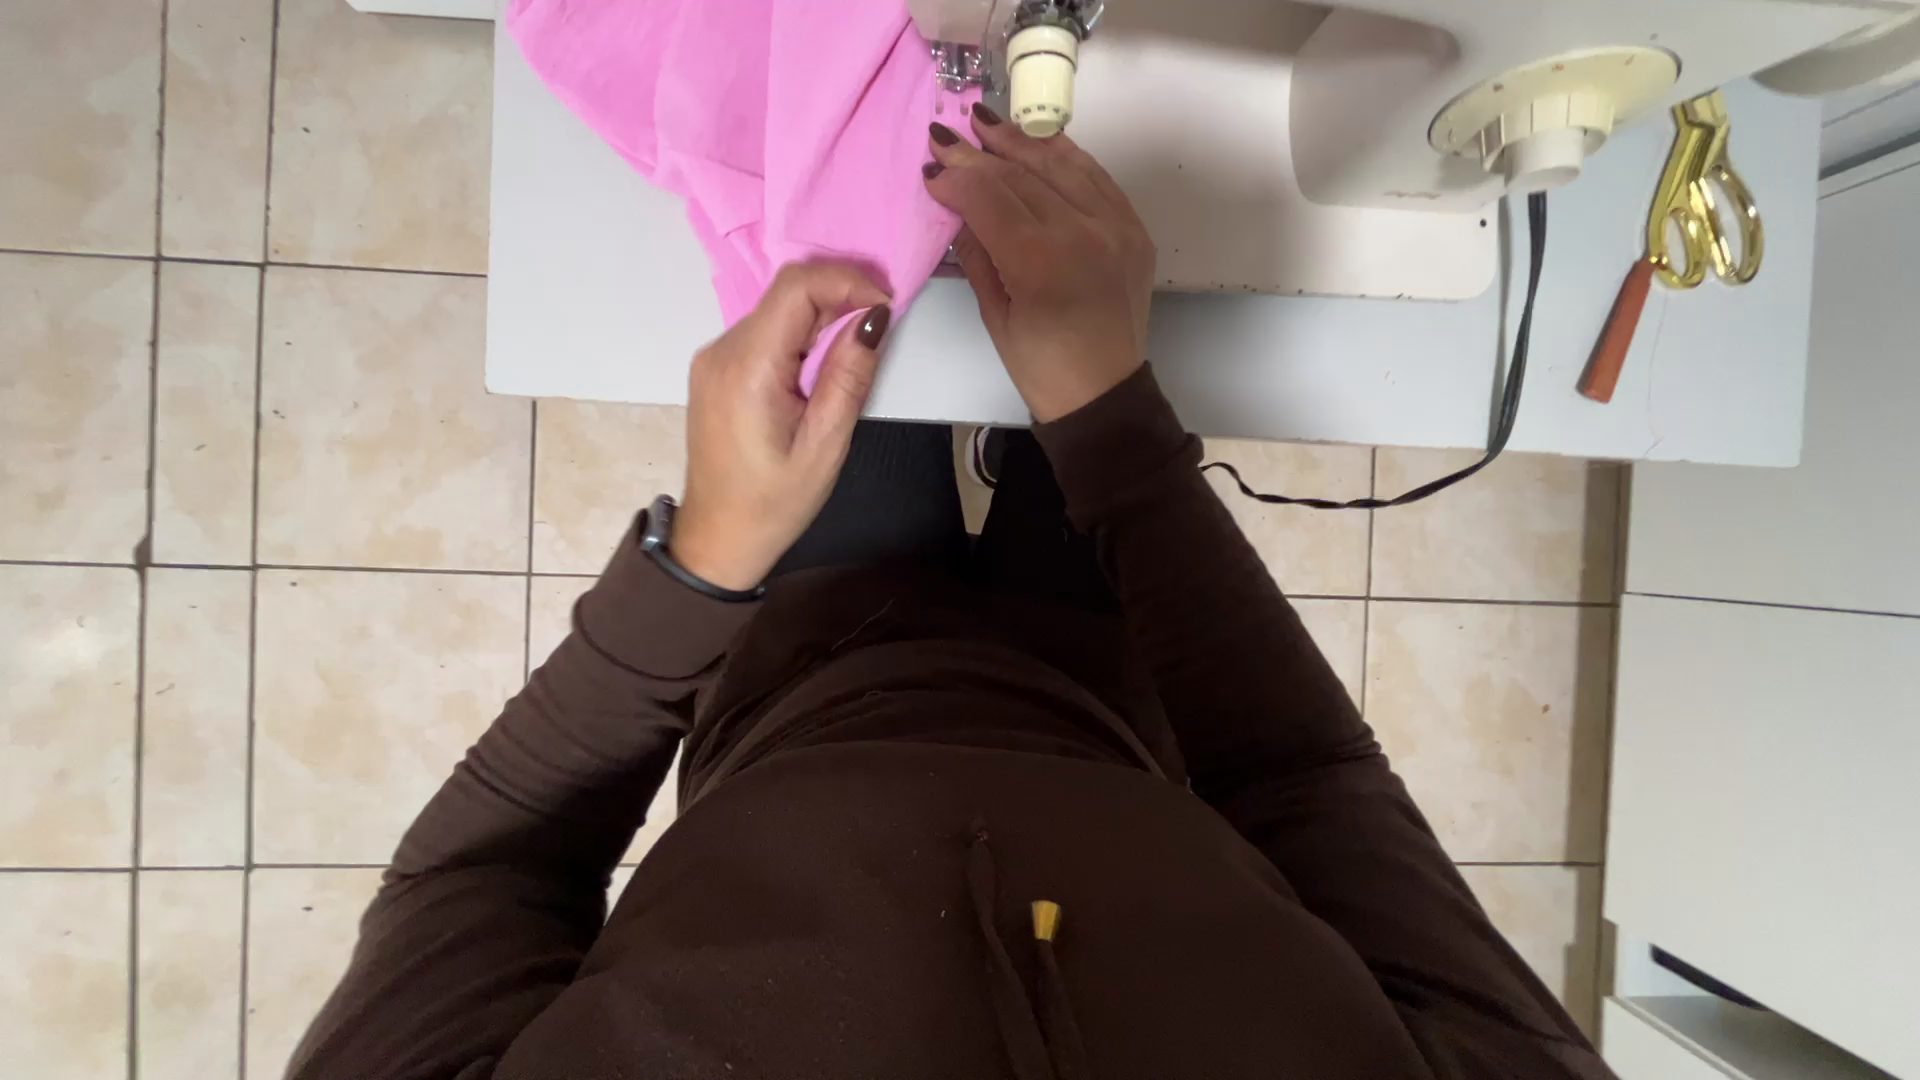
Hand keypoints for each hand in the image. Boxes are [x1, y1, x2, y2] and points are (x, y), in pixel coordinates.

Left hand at [673, 263, 891, 590]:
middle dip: (840, 295)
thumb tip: (874, 318)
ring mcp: (715, 358)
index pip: (796, 288)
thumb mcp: (825, 445)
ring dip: (822, 316)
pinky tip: (825, 361)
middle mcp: (722, 350)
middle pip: (785, 294)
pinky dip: (801, 335)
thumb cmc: (775, 502)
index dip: (847, 280)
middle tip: (883, 319)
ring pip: (776, 311)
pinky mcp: (717, 369)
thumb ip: (848, 376)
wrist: (719, 536)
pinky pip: (764, 333)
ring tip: (860, 344)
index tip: (886, 304)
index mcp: (748, 368)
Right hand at [923, 105, 1154, 421]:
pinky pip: (1096, 178)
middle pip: (1022, 175)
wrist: (1104, 393)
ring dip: (1021, 141)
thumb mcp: (996, 318)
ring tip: (988, 122)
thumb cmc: (1041, 368)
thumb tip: (960, 209)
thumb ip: (977, 256)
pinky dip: (1066, 157)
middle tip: (948, 134)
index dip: (956, 179)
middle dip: (979, 153)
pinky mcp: (1133, 229)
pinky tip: (1039, 144)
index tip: (931, 167)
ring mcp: (1114, 226)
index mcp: (1039, 263)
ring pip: (1062, 165)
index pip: (989, 198)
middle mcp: (1081, 233)